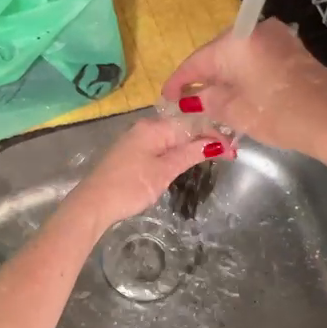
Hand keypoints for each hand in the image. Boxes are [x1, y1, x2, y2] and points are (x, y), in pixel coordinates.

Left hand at [60, 118, 215, 230]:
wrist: (93, 204)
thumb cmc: (129, 187)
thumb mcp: (164, 171)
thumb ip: (190, 154)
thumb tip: (218, 143)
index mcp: (154, 127)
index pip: (192, 123)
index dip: (214, 135)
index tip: (233, 149)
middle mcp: (145, 127)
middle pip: (182, 128)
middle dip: (205, 138)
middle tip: (228, 153)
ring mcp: (136, 140)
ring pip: (171, 138)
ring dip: (191, 146)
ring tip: (213, 155)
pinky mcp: (131, 153)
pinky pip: (160, 146)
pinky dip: (176, 152)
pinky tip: (186, 160)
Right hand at [160, 19, 326, 155]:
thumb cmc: (278, 114)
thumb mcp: (234, 112)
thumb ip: (207, 101)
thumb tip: (191, 99)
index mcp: (236, 41)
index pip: (196, 60)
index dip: (178, 81)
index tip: (165, 98)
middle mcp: (255, 31)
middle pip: (217, 55)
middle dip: (202, 79)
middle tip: (186, 103)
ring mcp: (277, 38)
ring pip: (238, 58)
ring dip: (224, 78)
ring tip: (210, 103)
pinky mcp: (292, 50)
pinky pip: (256, 60)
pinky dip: (243, 76)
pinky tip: (238, 95)